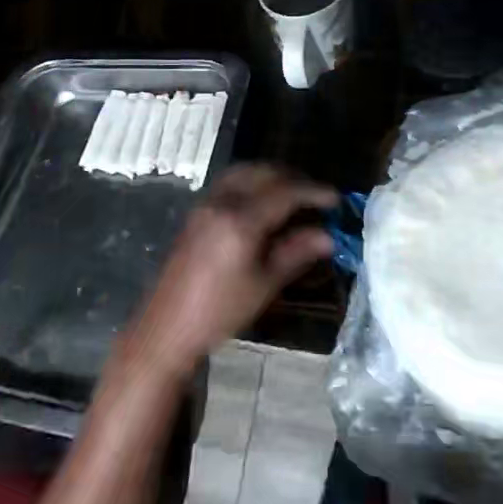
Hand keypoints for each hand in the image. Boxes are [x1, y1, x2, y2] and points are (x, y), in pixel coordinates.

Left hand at [128, 165, 335, 372]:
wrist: (166, 330)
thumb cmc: (220, 312)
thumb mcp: (265, 284)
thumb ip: (296, 253)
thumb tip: (328, 237)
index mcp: (241, 221)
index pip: (285, 192)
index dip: (313, 192)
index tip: (335, 199)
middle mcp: (221, 203)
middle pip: (263, 173)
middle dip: (293, 179)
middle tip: (315, 196)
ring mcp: (205, 206)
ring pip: (244, 174)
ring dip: (271, 178)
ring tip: (292, 197)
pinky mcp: (196, 214)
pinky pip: (229, 184)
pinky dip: (252, 184)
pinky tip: (264, 206)